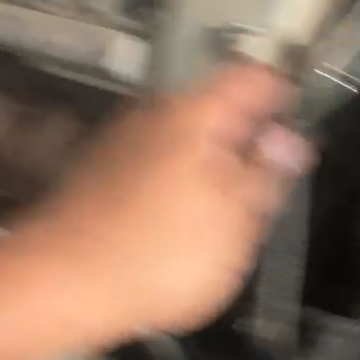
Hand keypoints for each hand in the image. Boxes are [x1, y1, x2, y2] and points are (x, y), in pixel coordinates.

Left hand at [6, 64, 313, 337]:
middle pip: (215, 109)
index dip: (282, 96)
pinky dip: (175, 185)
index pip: (253, 77)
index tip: (295, 123)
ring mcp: (122, 140)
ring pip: (184, 139)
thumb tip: (287, 142)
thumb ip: (267, 173)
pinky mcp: (100, 172)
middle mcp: (154, 113)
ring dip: (210, 166)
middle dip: (245, 140)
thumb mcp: (238, 220)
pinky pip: (154, 165)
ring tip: (224, 216)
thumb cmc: (156, 254)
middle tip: (265, 183)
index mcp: (196, 113)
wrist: (63, 282)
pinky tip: (177, 227)